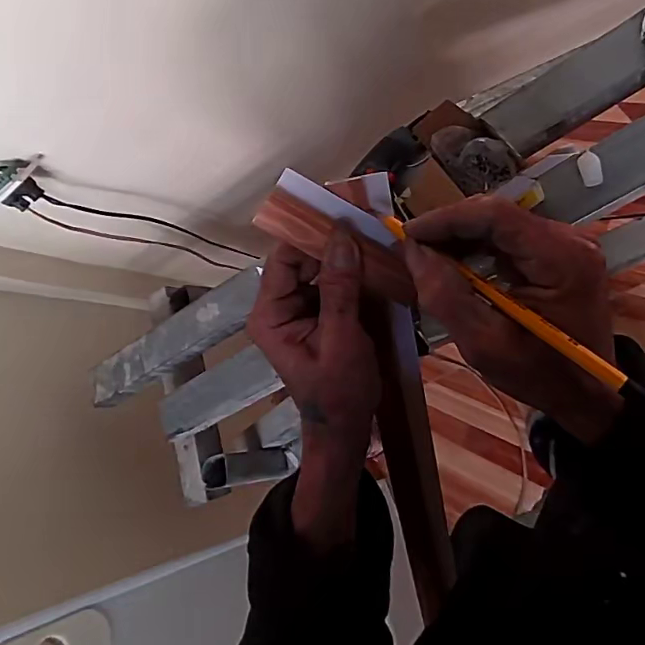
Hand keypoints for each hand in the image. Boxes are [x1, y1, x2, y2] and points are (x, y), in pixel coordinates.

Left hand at [247, 227, 381, 448]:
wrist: (347, 430)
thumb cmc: (339, 393)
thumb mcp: (341, 340)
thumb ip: (340, 289)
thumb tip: (341, 237)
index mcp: (270, 314)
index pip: (284, 260)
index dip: (309, 235)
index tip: (341, 215)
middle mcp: (279, 306)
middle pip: (302, 260)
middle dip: (332, 243)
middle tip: (364, 221)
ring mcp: (300, 308)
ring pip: (320, 267)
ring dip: (346, 254)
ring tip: (373, 235)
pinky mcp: (320, 313)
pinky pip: (334, 282)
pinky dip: (353, 272)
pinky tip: (374, 259)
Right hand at [402, 197, 622, 443]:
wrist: (587, 394)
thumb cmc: (541, 375)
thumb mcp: (484, 344)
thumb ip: (445, 295)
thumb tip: (412, 250)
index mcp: (562, 259)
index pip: (495, 215)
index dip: (446, 218)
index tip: (408, 234)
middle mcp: (569, 240)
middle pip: (496, 213)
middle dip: (449, 227)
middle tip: (412, 248)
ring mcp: (566, 242)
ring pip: (498, 221)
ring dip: (460, 235)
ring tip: (427, 256)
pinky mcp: (557, 250)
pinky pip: (507, 235)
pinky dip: (476, 245)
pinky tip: (454, 262)